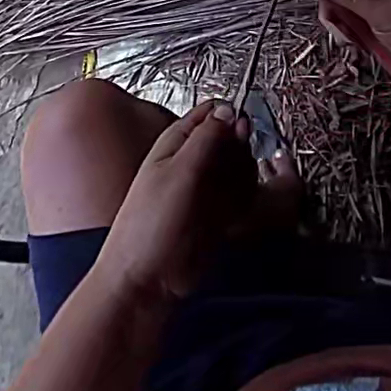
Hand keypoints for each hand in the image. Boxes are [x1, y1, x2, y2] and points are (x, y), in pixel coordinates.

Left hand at [92, 100, 257, 303]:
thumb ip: (207, 137)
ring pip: (242, 167)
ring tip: (225, 203)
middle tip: (227, 176)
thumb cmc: (152, 224)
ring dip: (243, 182)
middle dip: (239, 155)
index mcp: (178, 140)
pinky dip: (243, 203)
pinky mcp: (219, 211)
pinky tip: (231, 218)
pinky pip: (243, 195)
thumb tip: (229, 109)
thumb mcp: (179, 171)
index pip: (215, 112)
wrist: (146, 281)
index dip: (231, 120)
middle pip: (235, 139)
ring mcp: (208, 185)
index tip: (239, 135)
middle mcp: (194, 158)